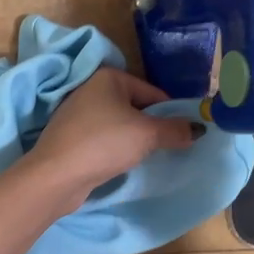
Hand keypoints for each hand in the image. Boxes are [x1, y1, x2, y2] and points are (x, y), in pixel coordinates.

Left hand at [30, 67, 197, 203]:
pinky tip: (123, 164)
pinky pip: (105, 140)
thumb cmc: (104, 143)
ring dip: (135, 140)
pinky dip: (117, 149)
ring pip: (120, 125)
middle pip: (136, 108)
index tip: (185, 134)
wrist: (56, 175)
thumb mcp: (147, 134)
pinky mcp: (72, 138)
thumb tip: (198, 129)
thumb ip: (175, 130)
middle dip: (154, 127)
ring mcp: (78, 115)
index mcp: (109, 77)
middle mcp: (91, 90)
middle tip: (170, 148)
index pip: (153, 93)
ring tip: (148, 157)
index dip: (171, 113)